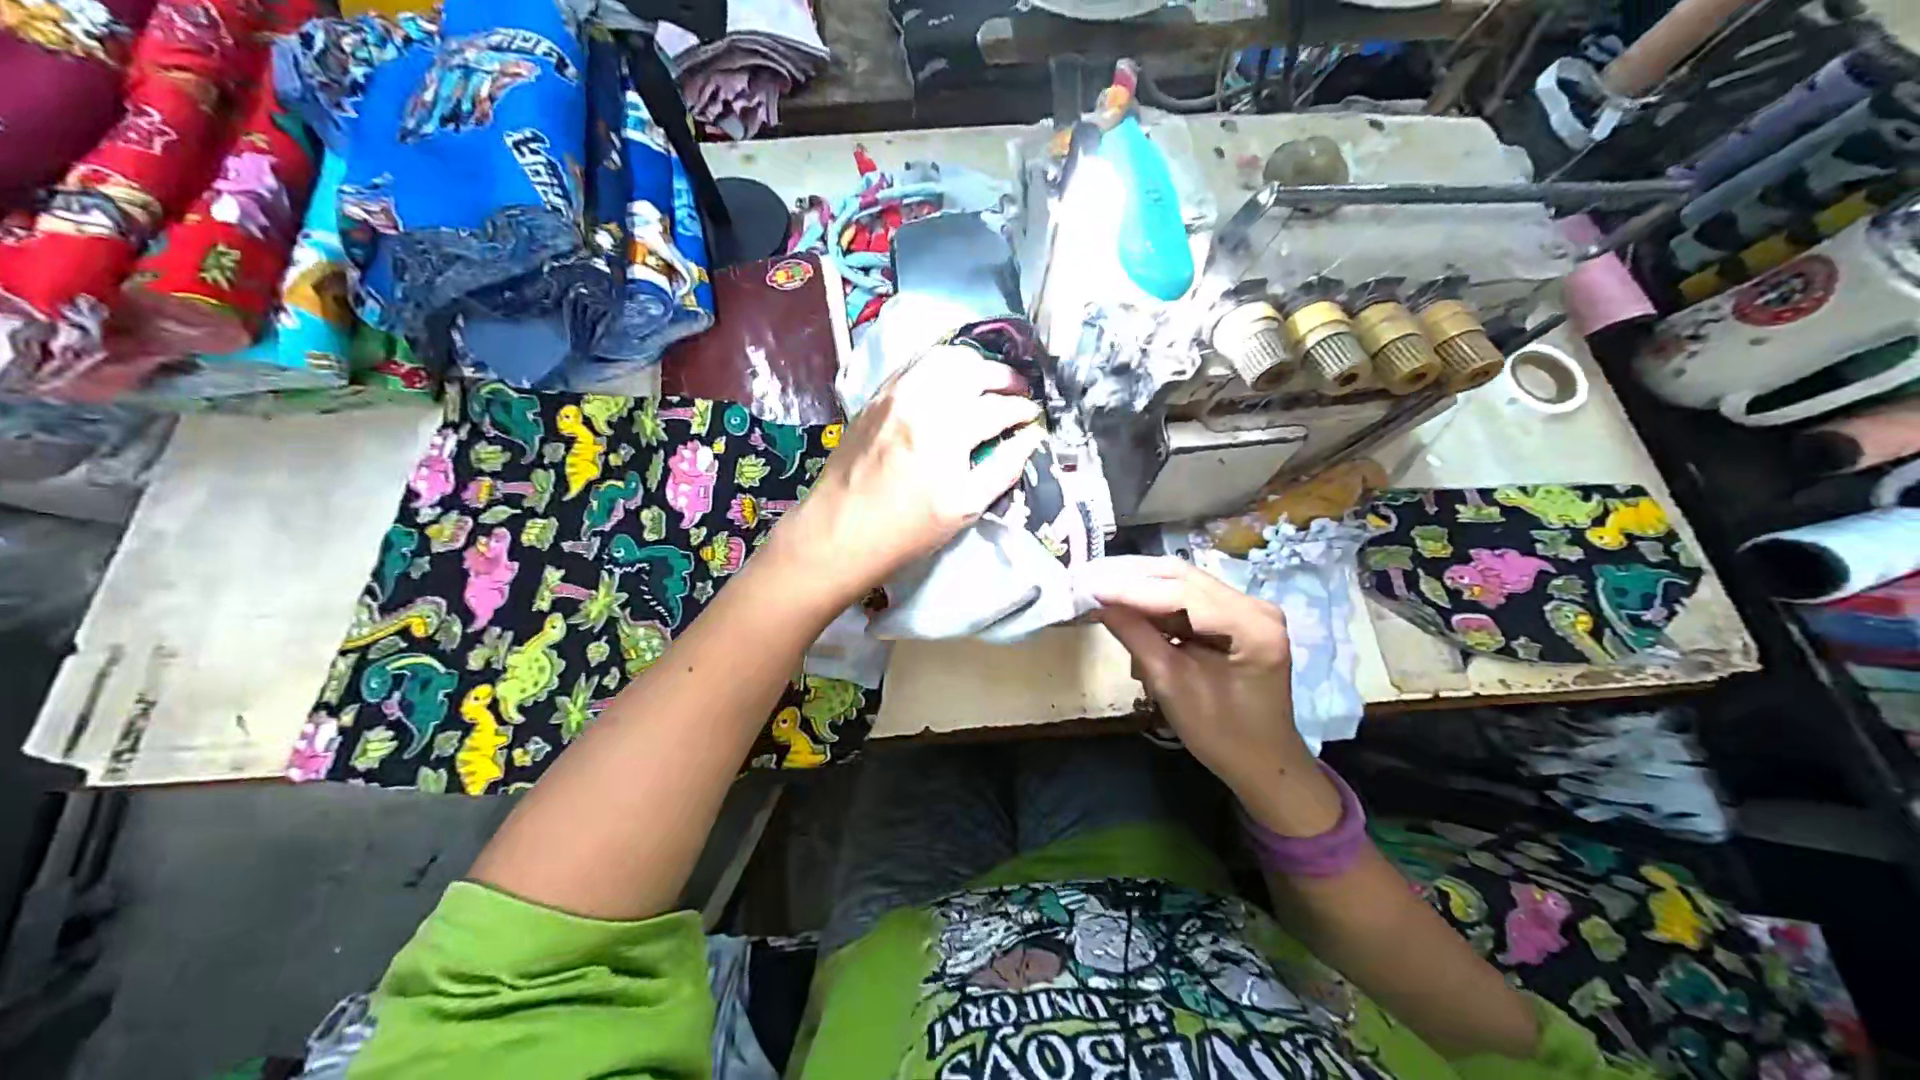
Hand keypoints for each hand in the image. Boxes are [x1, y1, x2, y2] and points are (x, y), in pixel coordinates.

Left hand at [770, 346, 1046, 606]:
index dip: (1023, 410)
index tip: (1035, 416)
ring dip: (972, 364)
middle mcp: (921, 398)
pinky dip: (939, 366)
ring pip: (942, 357)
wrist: (839, 531)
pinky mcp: (875, 397)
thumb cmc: (906, 529)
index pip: (998, 407)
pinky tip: (949, 382)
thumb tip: (1029, 439)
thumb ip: (1003, 467)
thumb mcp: (965, 507)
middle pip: (972, 367)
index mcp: (946, 429)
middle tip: (1018, 391)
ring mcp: (894, 393)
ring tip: (986, 382)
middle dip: (1003, 376)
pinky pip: (914, 365)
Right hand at [1082, 556, 1338, 835]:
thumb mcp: (1172, 684)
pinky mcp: (1238, 616)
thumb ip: (1136, 635)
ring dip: (1142, 585)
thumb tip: (1098, 602)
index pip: (1182, 594)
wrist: (1263, 761)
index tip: (1089, 586)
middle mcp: (1255, 606)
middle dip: (1133, 577)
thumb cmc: (1221, 733)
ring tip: (1101, 586)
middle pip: (1183, 578)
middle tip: (1089, 577)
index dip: (1131, 589)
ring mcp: (1249, 608)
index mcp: (1251, 626)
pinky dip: (1157, 600)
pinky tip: (1127, 602)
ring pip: (1184, 583)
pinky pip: (1191, 598)